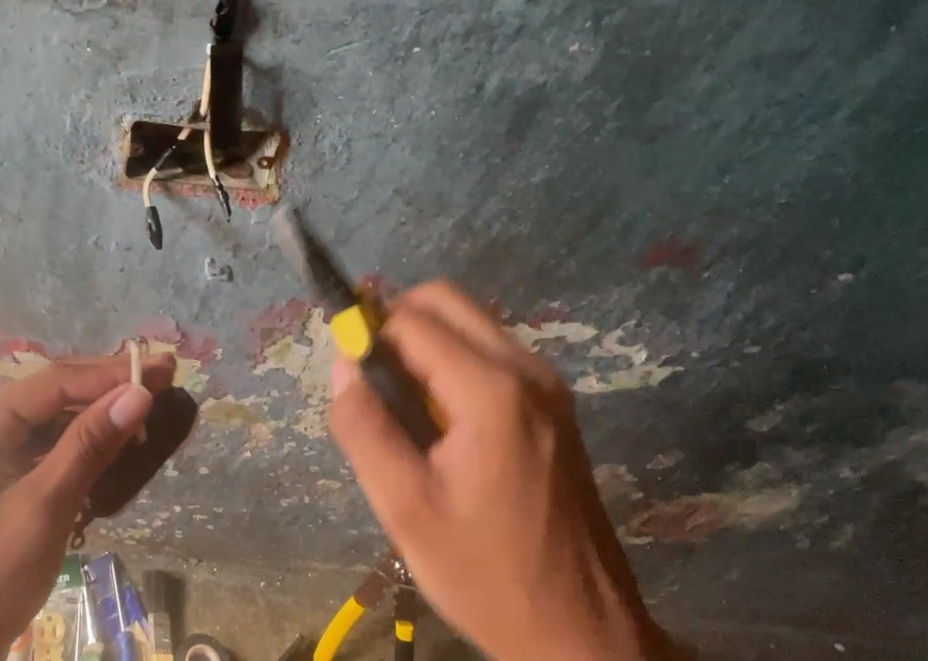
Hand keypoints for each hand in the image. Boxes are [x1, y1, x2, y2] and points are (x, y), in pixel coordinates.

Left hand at [0, 351, 177, 660]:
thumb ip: (90, 446)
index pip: (56, 381)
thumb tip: (138, 394)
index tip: (164, 368)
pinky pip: (46, 450)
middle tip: (165, 379)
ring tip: (149, 411)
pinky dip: (82, 448)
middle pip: (55, 395)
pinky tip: (117, 446)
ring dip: (99, 418)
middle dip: (109, 389)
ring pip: (54, 422)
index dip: (112, 372)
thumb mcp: (44, 508)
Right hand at [329, 282, 680, 660]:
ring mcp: (547, 386)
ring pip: (469, 320)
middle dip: (396, 320)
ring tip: (402, 402)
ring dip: (425, 338)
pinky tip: (439, 417)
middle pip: (445, 299)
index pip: (410, 319)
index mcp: (491, 390)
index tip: (348, 373)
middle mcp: (526, 370)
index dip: (366, 332)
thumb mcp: (405, 508)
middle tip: (372, 376)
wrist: (584, 633)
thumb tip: (343, 365)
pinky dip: (453, 358)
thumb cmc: (488, 573)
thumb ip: (363, 426)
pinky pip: (490, 350)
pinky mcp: (554, 405)